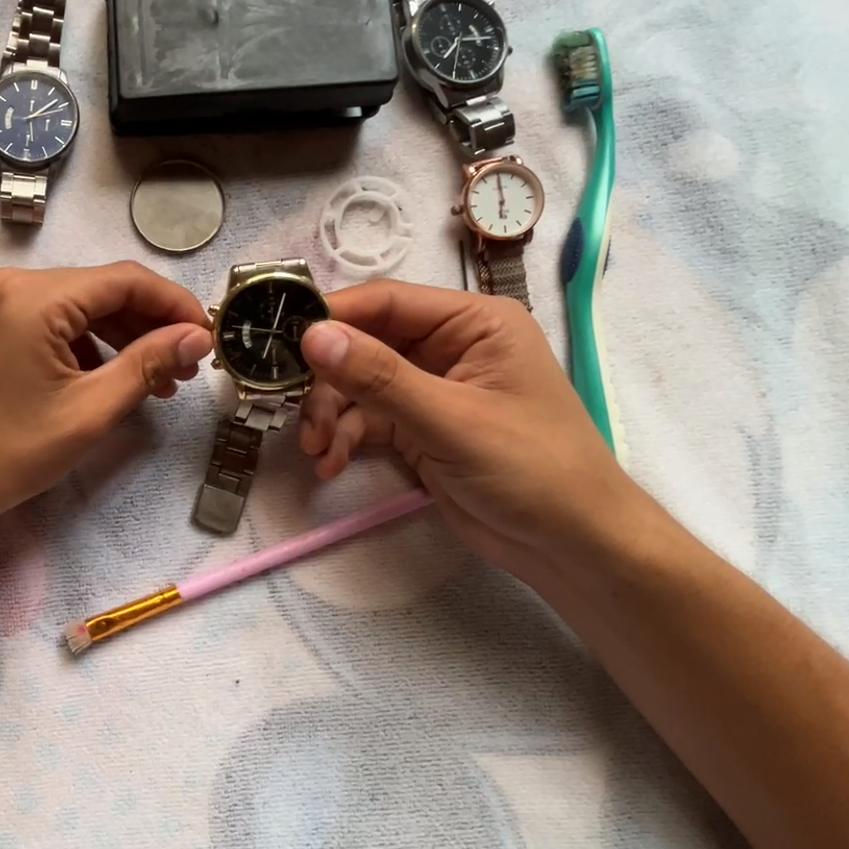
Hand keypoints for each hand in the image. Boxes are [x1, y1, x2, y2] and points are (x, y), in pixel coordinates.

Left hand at [0, 262, 212, 531]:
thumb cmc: (12, 452)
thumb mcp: (90, 410)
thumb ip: (148, 364)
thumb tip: (198, 336)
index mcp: (35, 297)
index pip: (125, 281)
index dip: (175, 305)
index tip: (210, 336)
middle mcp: (18, 285)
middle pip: (106, 290)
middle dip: (153, 326)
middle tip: (190, 367)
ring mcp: (6, 304)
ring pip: (87, 308)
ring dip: (128, 339)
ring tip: (163, 381)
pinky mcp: (2, 326)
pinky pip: (63, 323)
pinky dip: (96, 347)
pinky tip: (121, 379)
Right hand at [295, 280, 647, 585]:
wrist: (569, 546)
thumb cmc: (530, 469)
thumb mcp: (450, 420)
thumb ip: (378, 377)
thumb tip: (311, 336)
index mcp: (472, 323)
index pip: (386, 302)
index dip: (331, 317)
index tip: (279, 342)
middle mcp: (448, 347)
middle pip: (361, 345)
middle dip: (325, 382)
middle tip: (298, 416)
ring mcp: (430, 389)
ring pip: (354, 386)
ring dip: (328, 416)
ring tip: (316, 451)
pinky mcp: (417, 427)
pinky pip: (363, 420)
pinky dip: (342, 439)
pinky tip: (330, 464)